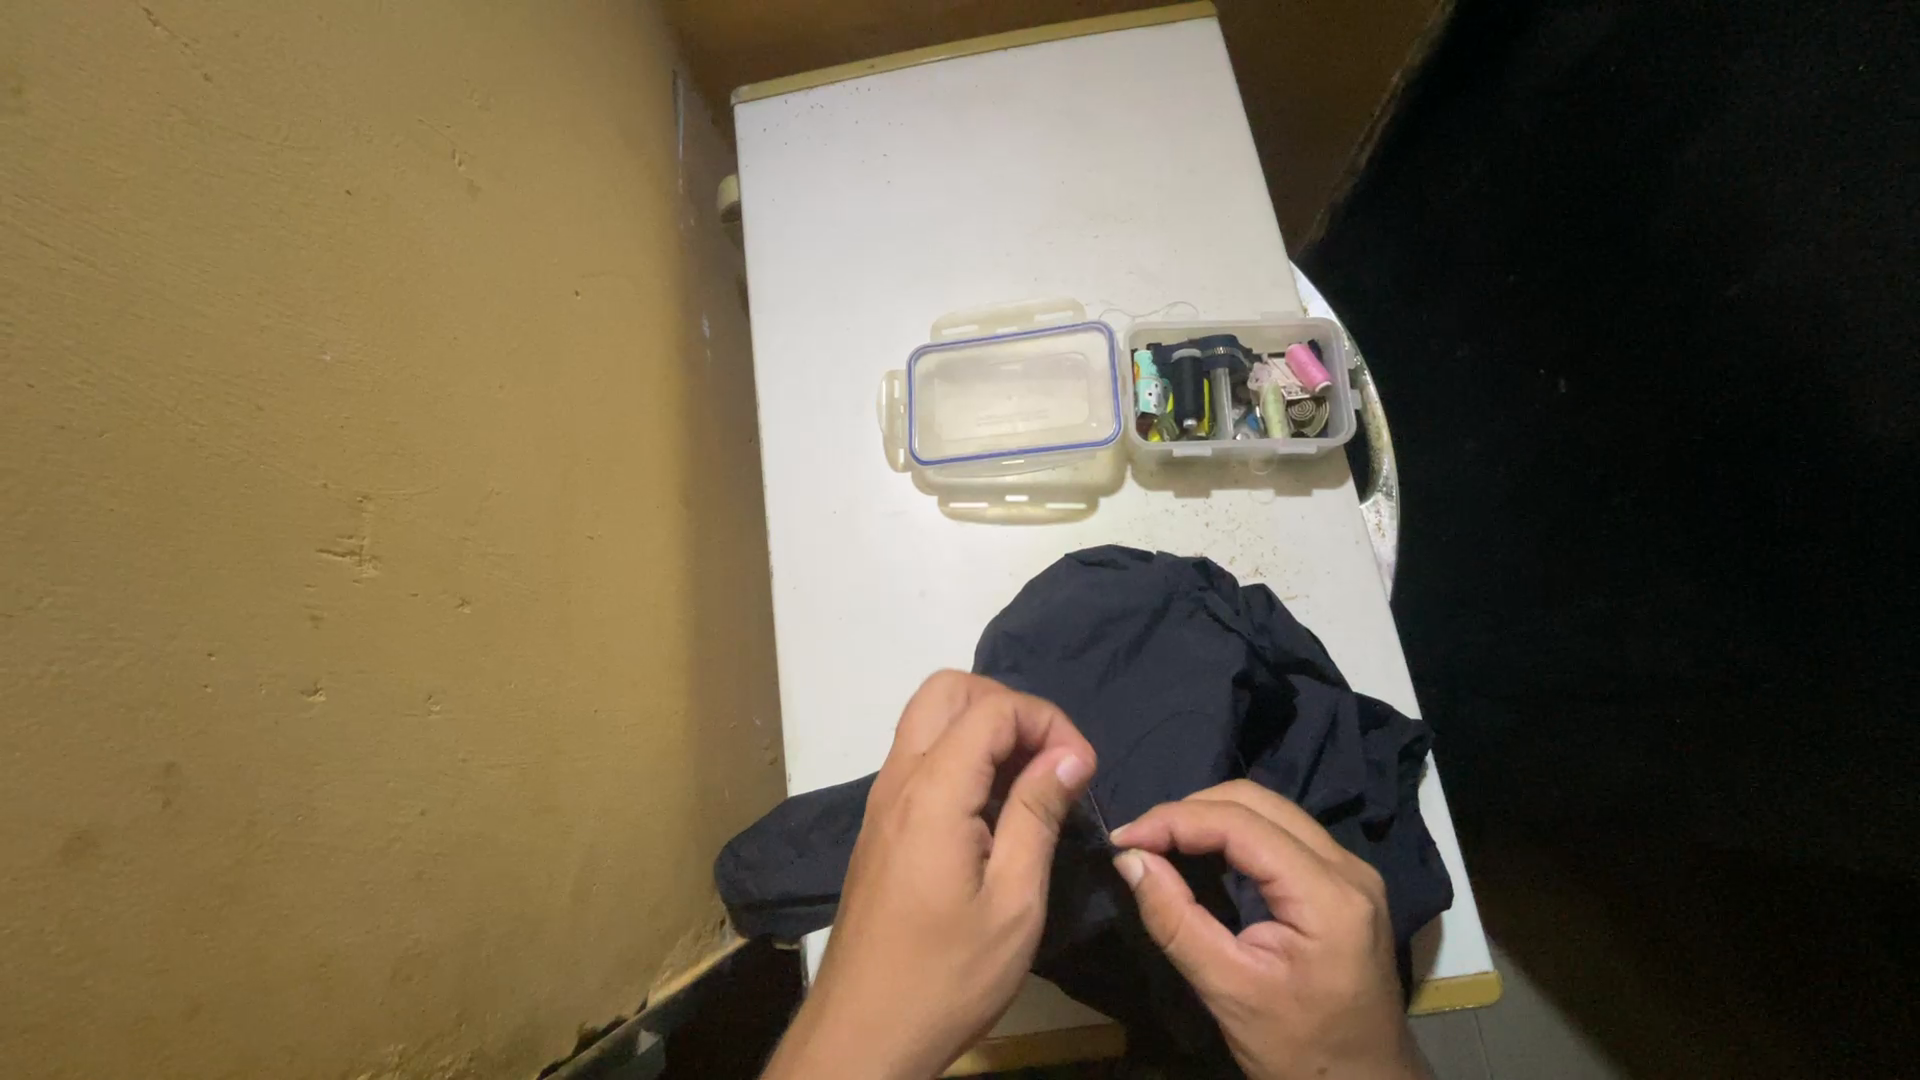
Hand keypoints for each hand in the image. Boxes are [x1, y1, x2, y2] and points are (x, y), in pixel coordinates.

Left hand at [763, 672, 1096, 1079]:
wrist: (862, 1033)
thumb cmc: (946, 975)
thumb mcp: (1014, 901)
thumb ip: (1037, 813)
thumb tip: (1068, 755)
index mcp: (933, 791)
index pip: (993, 708)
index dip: (1047, 722)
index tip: (1082, 768)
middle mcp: (900, 777)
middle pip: (947, 690)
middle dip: (1008, 705)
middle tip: (1048, 756)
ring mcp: (884, 796)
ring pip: (929, 717)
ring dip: (983, 725)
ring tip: (1028, 778)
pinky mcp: (882, 820)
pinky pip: (921, 753)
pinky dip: (962, 752)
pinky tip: (994, 803)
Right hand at [1110, 781, 1427, 1079]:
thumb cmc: (1301, 1053)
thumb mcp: (1229, 992)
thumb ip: (1176, 920)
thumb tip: (1129, 858)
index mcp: (1328, 895)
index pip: (1239, 823)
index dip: (1173, 820)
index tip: (1123, 839)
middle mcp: (1346, 865)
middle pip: (1254, 800)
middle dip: (1189, 811)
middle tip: (1142, 841)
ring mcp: (1349, 868)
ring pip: (1267, 807)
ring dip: (1209, 815)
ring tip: (1163, 842)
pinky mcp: (1341, 878)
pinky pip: (1278, 829)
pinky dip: (1231, 830)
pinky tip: (1201, 850)